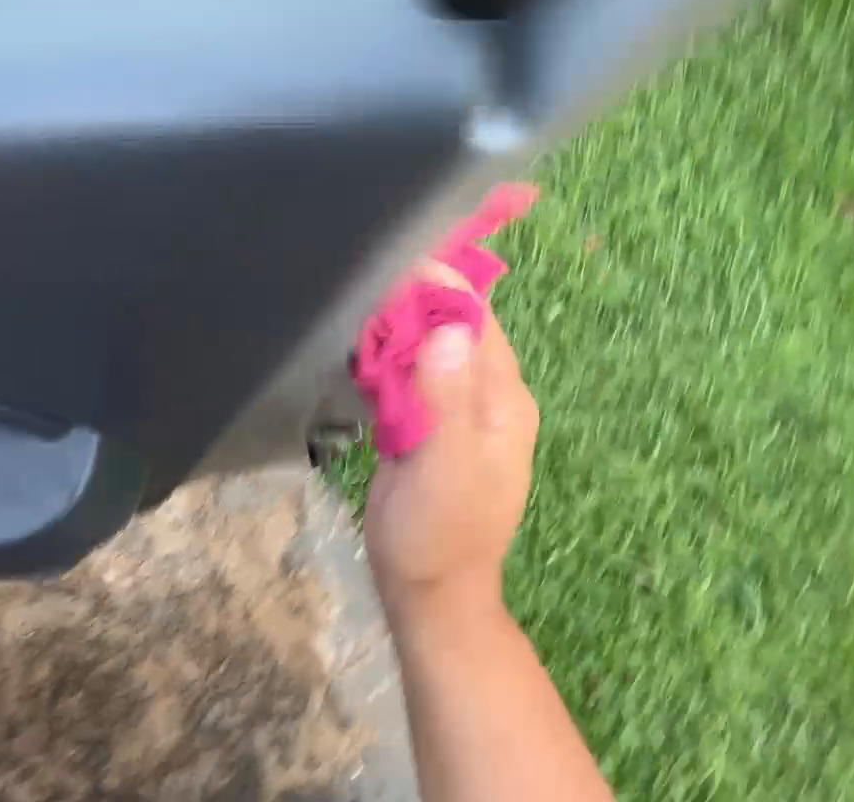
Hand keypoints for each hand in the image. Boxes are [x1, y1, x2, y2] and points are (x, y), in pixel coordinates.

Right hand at [365, 293, 537, 626]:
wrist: (427, 591)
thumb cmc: (440, 536)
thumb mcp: (446, 470)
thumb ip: (447, 401)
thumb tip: (449, 329)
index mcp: (502, 399)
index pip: (475, 319)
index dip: (438, 286)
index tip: (390, 263)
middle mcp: (483, 394)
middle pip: (450, 324)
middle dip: (410, 300)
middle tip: (359, 281)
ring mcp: (452, 407)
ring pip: (424, 346)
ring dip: (393, 325)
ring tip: (351, 303)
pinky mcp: (423, 422)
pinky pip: (406, 373)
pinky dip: (383, 356)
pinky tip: (354, 345)